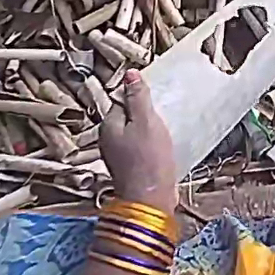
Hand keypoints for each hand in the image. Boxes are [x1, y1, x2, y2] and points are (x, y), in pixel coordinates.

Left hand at [101, 71, 175, 209]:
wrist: (152, 201)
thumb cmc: (148, 159)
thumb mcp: (145, 122)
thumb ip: (138, 97)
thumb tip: (130, 73)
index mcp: (108, 125)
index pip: (120, 100)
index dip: (137, 96)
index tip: (154, 96)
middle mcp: (109, 139)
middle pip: (128, 116)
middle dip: (144, 113)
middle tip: (163, 112)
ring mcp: (120, 155)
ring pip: (135, 132)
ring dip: (149, 129)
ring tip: (166, 127)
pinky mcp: (132, 167)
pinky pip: (141, 146)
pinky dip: (152, 143)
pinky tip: (164, 144)